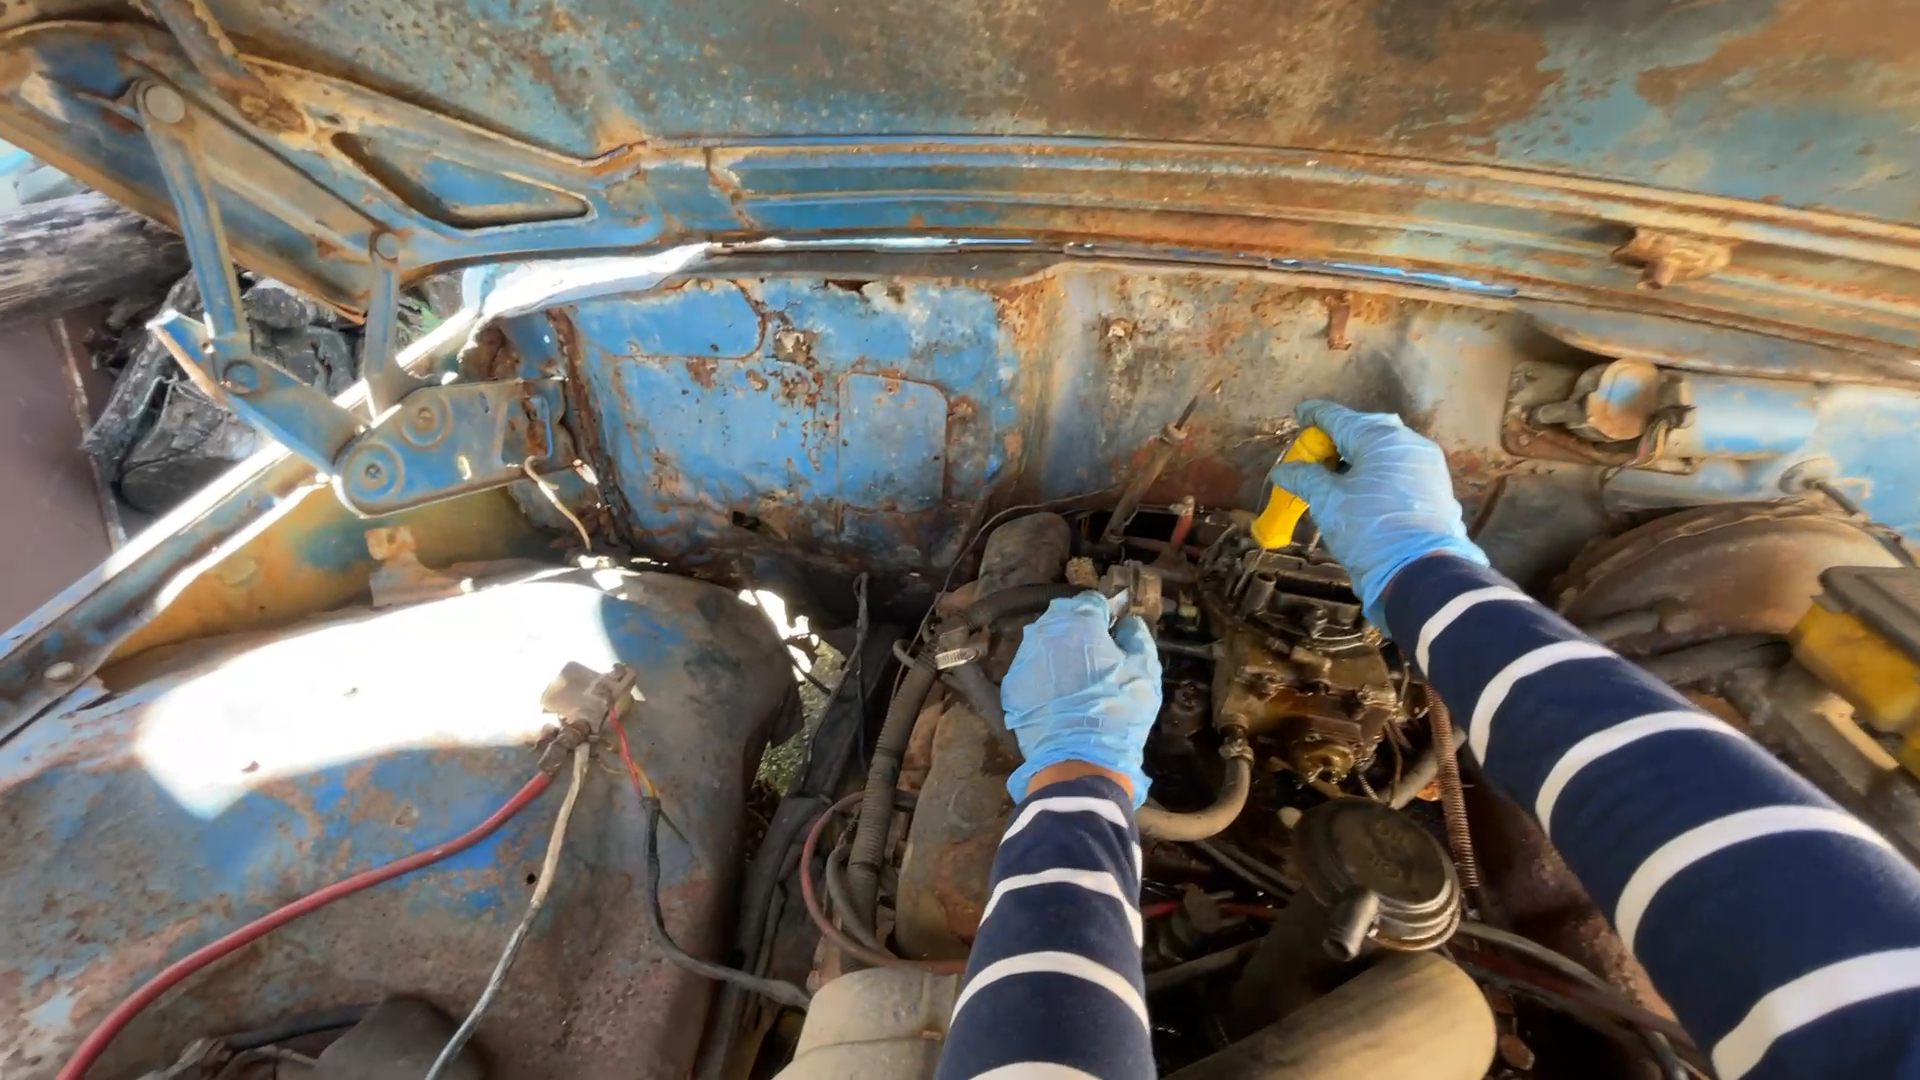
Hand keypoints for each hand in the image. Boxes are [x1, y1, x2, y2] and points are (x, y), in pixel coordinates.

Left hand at [1001, 593, 1161, 805]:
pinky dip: (1044, 673)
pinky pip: (1032, 667)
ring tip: (1078, 675)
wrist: (1078, 758)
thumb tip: (1127, 623)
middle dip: (1080, 627)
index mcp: (1077, 621)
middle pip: (1063, 616)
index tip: (1115, 628)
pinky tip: (1060, 694)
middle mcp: (1043, 631)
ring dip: (1060, 648)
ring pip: (1044, 640)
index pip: (1092, 600)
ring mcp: (1023, 657)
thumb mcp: (1145, 670)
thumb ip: (1137, 636)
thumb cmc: (1118, 710)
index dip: (1107, 612)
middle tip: (1098, 653)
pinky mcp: (1012, 684)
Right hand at [1269, 401, 1487, 628]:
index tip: (1300, 413)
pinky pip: (1395, 470)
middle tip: (1316, 449)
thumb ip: (1304, 478)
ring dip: (1355, 457)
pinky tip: (1357, 489)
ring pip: (1383, 452)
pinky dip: (1372, 473)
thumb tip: (1283, 470)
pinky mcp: (1431, 491)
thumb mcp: (1327, 501)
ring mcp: (1425, 468)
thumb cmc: (1368, 528)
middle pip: (1366, 431)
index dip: (1316, 415)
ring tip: (1332, 473)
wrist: (1419, 571)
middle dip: (1339, 437)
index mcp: (1382, 440)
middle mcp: (1409, 446)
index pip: (1341, 418)